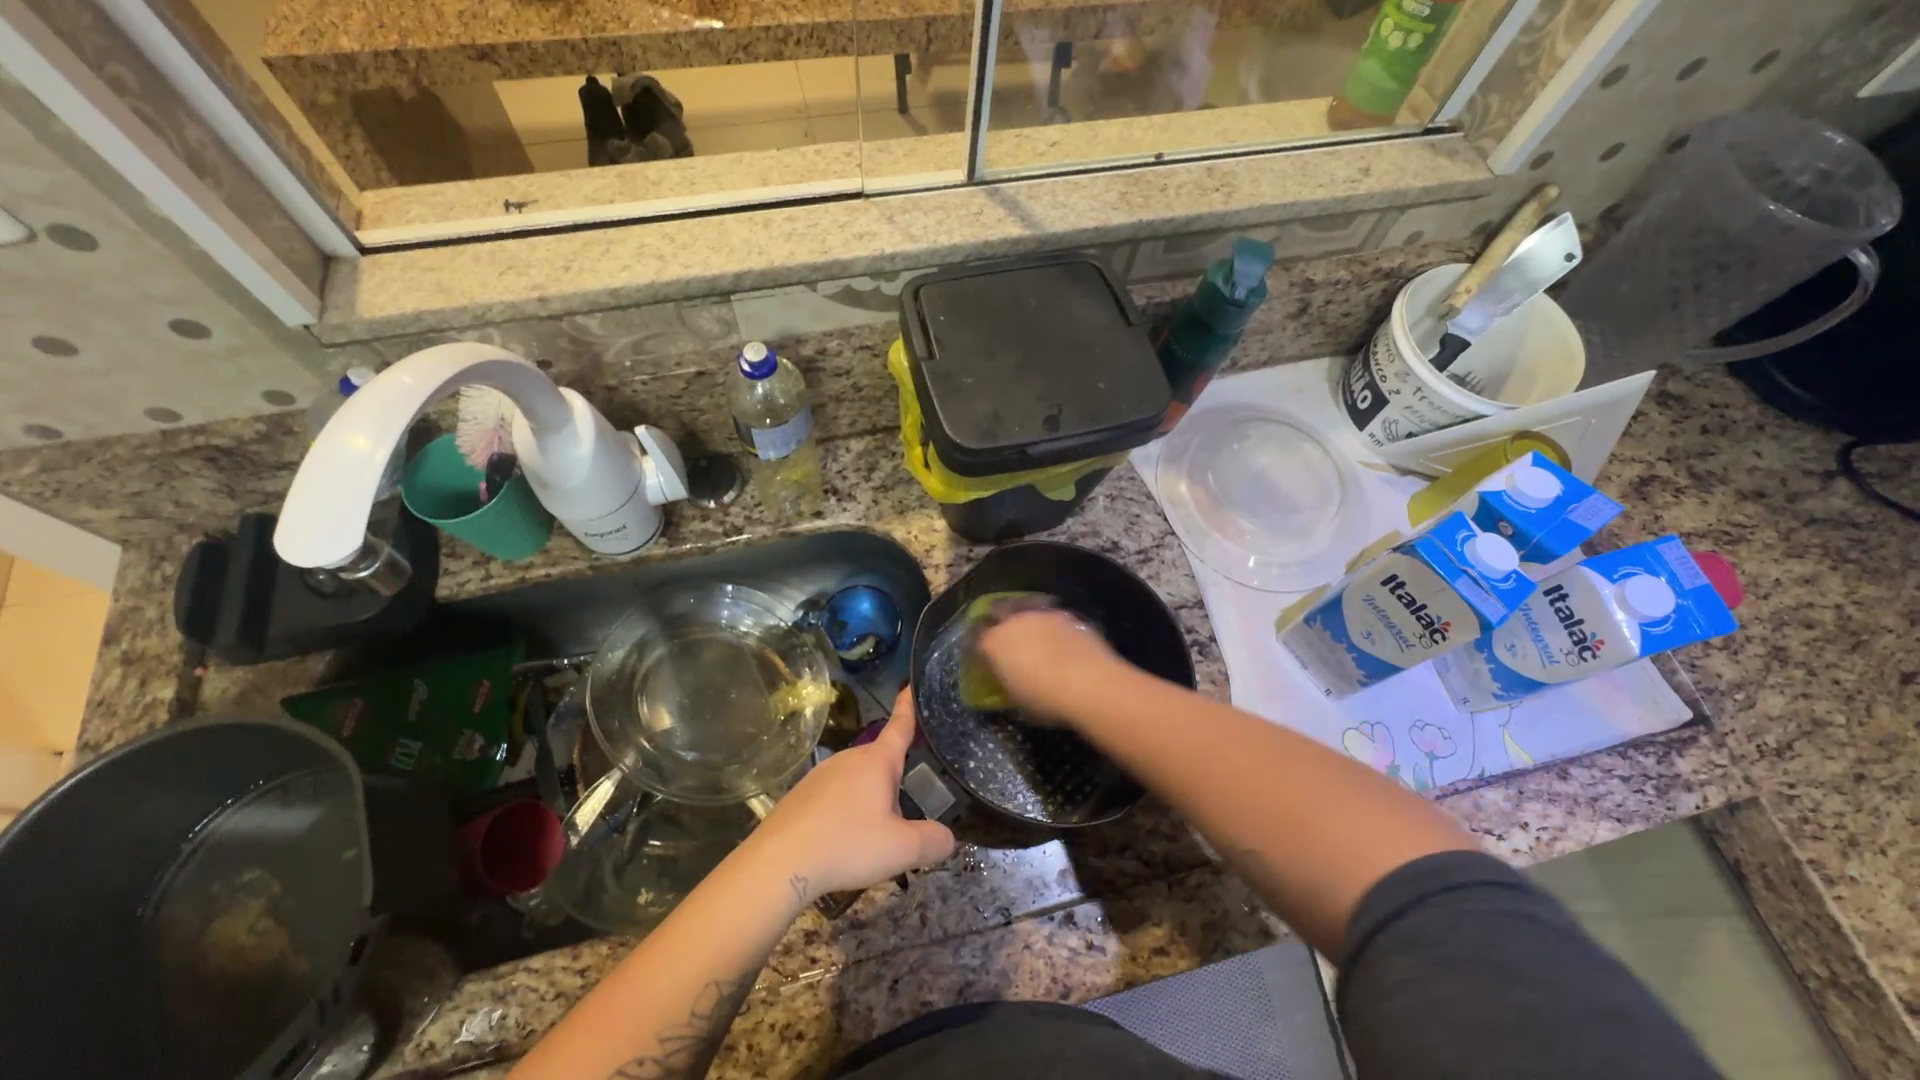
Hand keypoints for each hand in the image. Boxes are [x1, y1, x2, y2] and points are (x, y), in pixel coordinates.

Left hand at [746, 688, 955, 902]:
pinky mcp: (801, 795)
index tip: (911, 685)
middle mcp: (848, 759)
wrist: (779, 863)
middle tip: (905, 821)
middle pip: (882, 765)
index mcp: (876, 761)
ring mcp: (820, 775)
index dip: (909, 707)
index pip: (900, 726)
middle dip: (895, 786)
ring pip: (858, 785)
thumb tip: (948, 838)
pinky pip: (835, 799)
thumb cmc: (847, 845)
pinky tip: (842, 845)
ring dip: (870, 804)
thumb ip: (933, 841)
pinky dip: (845, 816)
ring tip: (871, 841)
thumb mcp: (902, 849)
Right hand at [976, 609, 1125, 722]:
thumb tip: (1007, 682)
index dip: (978, 648)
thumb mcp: (1016, 701)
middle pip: (999, 613)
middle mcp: (1015, 620)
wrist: (1091, 684)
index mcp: (994, 642)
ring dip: (1028, 623)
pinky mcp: (1070, 616)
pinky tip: (1061, 643)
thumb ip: (1006, 685)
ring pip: (1028, 611)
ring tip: (1035, 640)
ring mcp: (1044, 615)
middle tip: (1005, 640)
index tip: (981, 658)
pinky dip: (1052, 629)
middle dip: (999, 623)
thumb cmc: (1045, 700)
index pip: (975, 639)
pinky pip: (1053, 620)